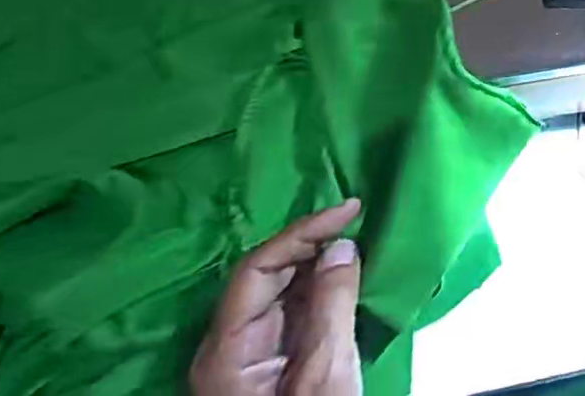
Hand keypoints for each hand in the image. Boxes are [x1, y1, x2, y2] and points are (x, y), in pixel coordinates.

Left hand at [191, 200, 364, 395]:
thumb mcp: (325, 374)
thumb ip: (332, 305)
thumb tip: (342, 245)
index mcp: (227, 351)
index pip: (257, 267)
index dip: (303, 230)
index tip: (350, 208)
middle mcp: (230, 346)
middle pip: (266, 274)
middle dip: (311, 241)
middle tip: (357, 219)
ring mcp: (249, 356)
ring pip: (281, 288)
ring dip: (319, 259)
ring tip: (357, 238)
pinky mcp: (270, 364)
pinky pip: (293, 308)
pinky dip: (322, 283)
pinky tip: (347, 272)